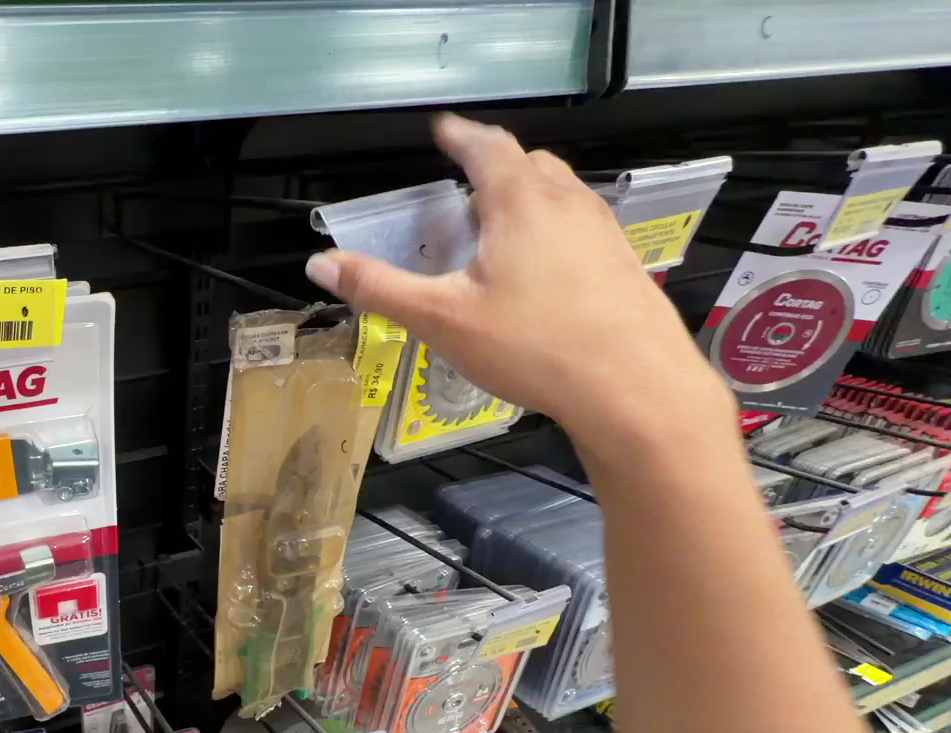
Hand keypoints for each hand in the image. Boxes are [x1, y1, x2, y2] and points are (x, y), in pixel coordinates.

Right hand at [303, 114, 737, 462]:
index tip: (441, 130)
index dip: (458, 136)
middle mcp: (565, 202)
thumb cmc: (531, 345)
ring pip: (556, 190)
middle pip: (526, 162)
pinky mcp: (618, 260)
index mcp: (519, 202)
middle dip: (490, 163)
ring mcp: (600, 229)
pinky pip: (575, 222)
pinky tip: (531, 268)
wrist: (631, 384)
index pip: (485, 147)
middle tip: (460, 184)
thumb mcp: (440, 319)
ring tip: (491, 224)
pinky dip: (545, 223)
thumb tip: (320, 263)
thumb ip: (378, 288)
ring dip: (521, 192)